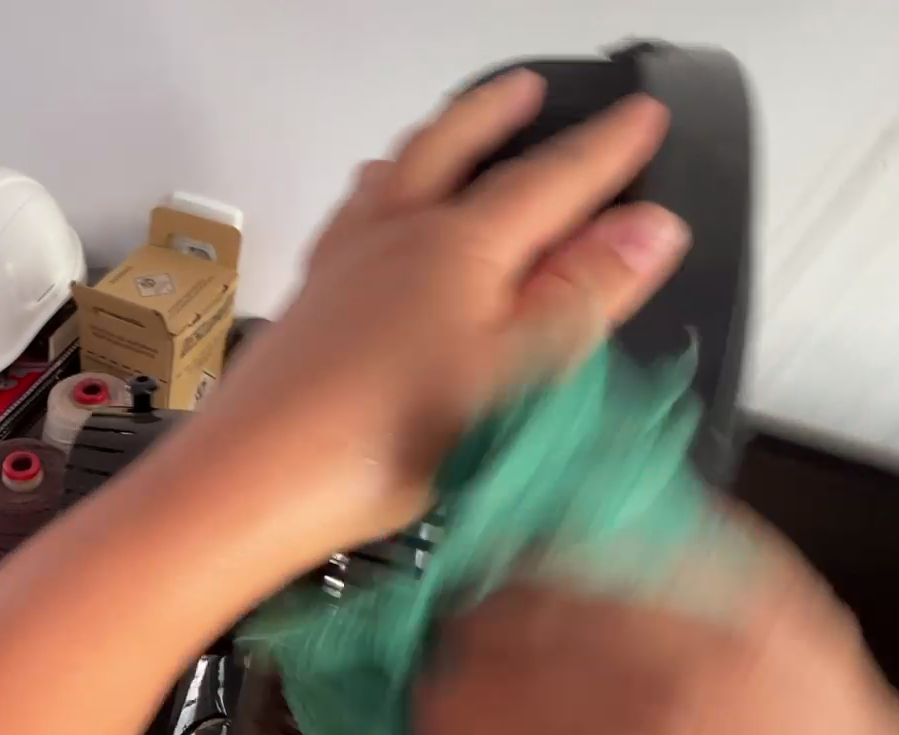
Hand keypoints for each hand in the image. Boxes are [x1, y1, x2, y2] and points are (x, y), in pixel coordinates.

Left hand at [181, 71, 688, 569]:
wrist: (249, 480)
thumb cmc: (377, 442)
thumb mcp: (509, 379)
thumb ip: (579, 297)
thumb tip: (648, 229)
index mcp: (455, 250)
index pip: (548, 180)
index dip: (603, 149)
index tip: (640, 119)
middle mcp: (385, 244)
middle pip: (445, 152)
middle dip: (491, 115)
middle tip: (524, 91)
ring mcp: (331, 273)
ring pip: (381, 186)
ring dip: (419, 150)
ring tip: (435, 138)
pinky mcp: (295, 310)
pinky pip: (337, 231)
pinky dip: (360, 207)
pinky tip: (356, 226)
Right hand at [419, 519, 898, 734]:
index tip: (432, 714)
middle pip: (678, 714)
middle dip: (535, 660)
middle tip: (450, 642)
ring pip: (726, 647)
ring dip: (590, 604)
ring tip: (500, 591)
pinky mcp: (873, 719)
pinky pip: (780, 612)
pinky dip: (682, 562)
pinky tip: (605, 543)